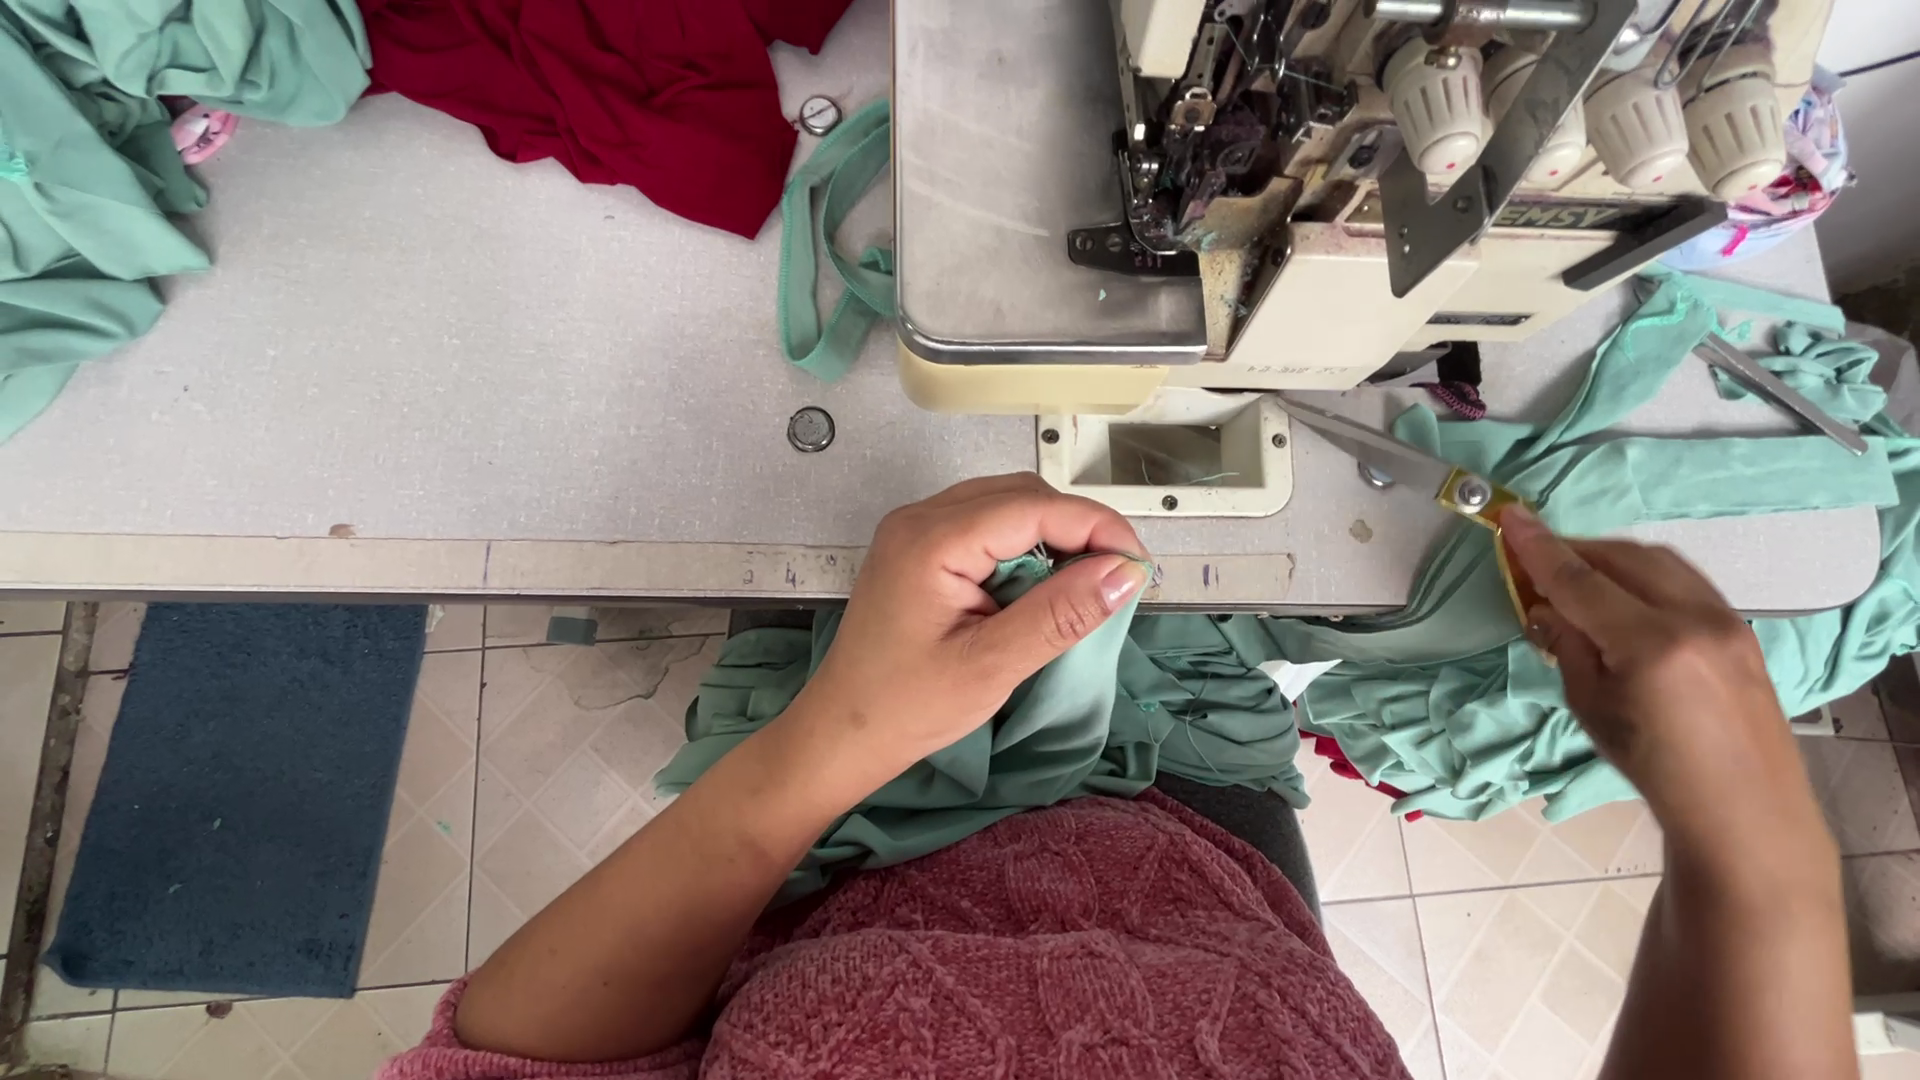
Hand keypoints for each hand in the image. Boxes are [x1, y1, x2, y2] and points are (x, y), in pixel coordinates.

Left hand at [788, 473, 1151, 784]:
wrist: (842, 732)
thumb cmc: (909, 707)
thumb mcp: (992, 665)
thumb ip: (1060, 614)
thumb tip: (1126, 573)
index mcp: (932, 539)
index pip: (1034, 507)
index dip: (1096, 527)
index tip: (1139, 566)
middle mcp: (921, 517)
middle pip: (1021, 495)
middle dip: (1077, 528)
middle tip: (1115, 578)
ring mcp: (915, 529)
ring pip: (1005, 505)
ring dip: (1052, 535)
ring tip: (1083, 583)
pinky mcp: (918, 548)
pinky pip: (984, 525)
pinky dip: (1022, 546)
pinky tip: (1039, 584)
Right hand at [1500, 507, 1829, 858]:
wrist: (1741, 806)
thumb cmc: (1649, 761)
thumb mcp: (1587, 702)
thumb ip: (1566, 644)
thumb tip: (1545, 606)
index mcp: (1649, 644)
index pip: (1578, 580)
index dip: (1536, 547)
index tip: (1506, 516)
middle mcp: (1694, 619)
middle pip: (1620, 557)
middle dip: (1570, 549)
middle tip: (1529, 555)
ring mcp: (1726, 620)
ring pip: (1656, 559)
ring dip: (1606, 556)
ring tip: (1571, 573)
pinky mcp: (1738, 626)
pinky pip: (1680, 578)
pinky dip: (1639, 572)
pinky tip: (1617, 592)